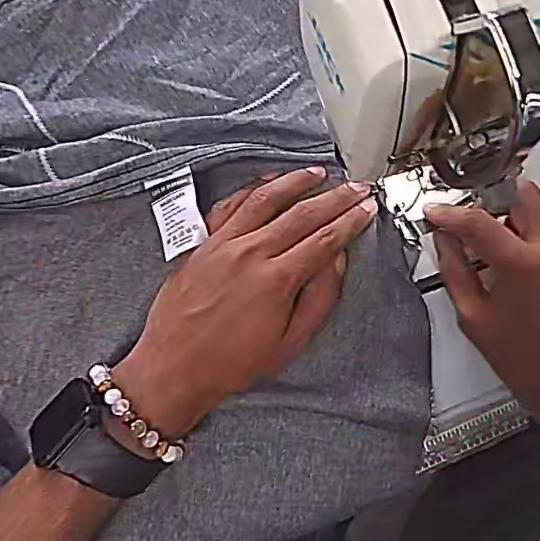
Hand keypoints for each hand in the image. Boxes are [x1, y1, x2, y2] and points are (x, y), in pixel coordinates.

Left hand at [111, 166, 376, 438]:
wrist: (173, 367)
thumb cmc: (230, 363)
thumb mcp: (288, 343)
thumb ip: (318, 299)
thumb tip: (336, 262)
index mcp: (276, 280)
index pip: (324, 239)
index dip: (350, 221)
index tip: (366, 209)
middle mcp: (250, 254)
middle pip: (302, 213)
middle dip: (335, 197)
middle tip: (355, 188)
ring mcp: (224, 244)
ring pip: (266, 199)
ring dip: (296, 181)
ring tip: (318, 173)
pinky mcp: (203, 243)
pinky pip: (231, 205)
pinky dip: (252, 188)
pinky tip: (267, 182)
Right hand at [425, 180, 539, 423]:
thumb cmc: (527, 359)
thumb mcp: (473, 316)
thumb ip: (454, 269)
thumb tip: (444, 241)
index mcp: (523, 266)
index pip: (479, 221)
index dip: (450, 214)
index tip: (437, 213)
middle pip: (520, 196)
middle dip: (490, 202)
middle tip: (472, 220)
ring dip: (518, 208)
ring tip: (499, 232)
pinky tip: (523, 245)